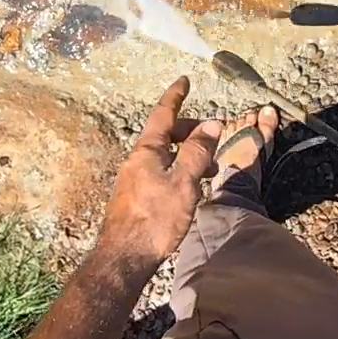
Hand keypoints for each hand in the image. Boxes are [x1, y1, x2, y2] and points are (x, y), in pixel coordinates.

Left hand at [101, 78, 220, 261]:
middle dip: (190, 131)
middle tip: (212, 139)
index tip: (184, 80)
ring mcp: (134, 179)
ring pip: (165, 156)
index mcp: (147, 151)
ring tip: (209, 170)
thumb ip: (197, 152)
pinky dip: (179, 171)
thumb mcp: (183, 182)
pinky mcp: (136, 197)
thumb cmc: (155, 219)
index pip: (163, 114)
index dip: (175, 96)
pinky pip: (161, 172)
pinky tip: (190, 189)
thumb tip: (211, 124)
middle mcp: (137, 160)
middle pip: (165, 135)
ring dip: (188, 155)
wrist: (125, 258)